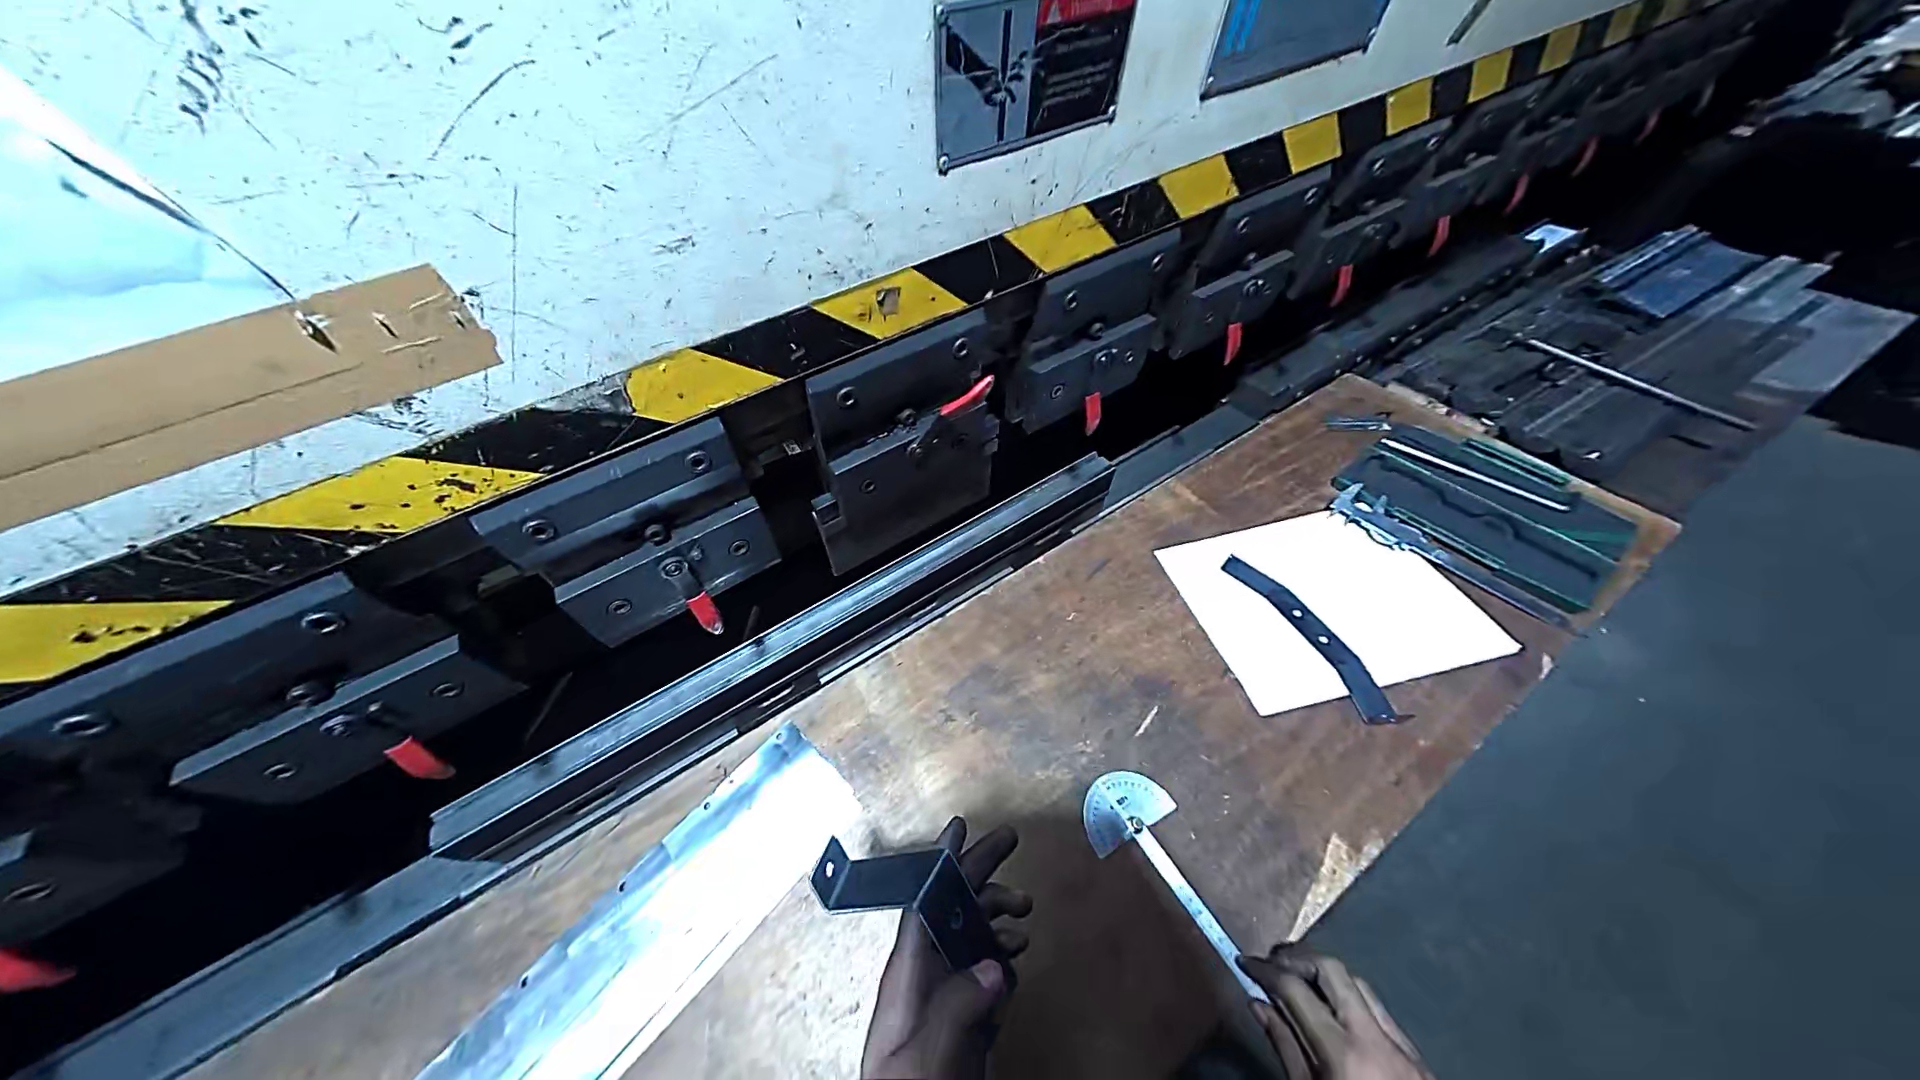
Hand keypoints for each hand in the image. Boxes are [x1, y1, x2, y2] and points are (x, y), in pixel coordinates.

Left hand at [862, 818, 1032, 1079]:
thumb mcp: (926, 1054)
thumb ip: (957, 1007)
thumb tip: (996, 967)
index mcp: (909, 973)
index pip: (924, 901)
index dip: (942, 862)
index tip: (960, 827)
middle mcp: (927, 975)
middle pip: (952, 908)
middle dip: (979, 873)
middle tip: (1010, 842)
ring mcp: (945, 998)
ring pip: (971, 936)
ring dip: (996, 915)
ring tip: (1023, 912)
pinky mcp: (963, 1023)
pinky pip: (984, 974)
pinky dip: (1002, 957)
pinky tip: (1014, 958)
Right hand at [1239, 947, 1433, 1079]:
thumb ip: (1285, 1046)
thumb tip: (1258, 1002)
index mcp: (1343, 1053)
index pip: (1295, 987)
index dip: (1264, 970)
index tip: (1244, 963)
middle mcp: (1375, 1038)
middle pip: (1331, 969)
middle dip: (1297, 960)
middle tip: (1272, 967)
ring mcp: (1402, 1046)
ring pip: (1359, 983)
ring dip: (1325, 976)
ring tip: (1300, 985)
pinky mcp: (1418, 1057)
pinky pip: (1380, 1011)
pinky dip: (1351, 999)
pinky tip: (1336, 1015)